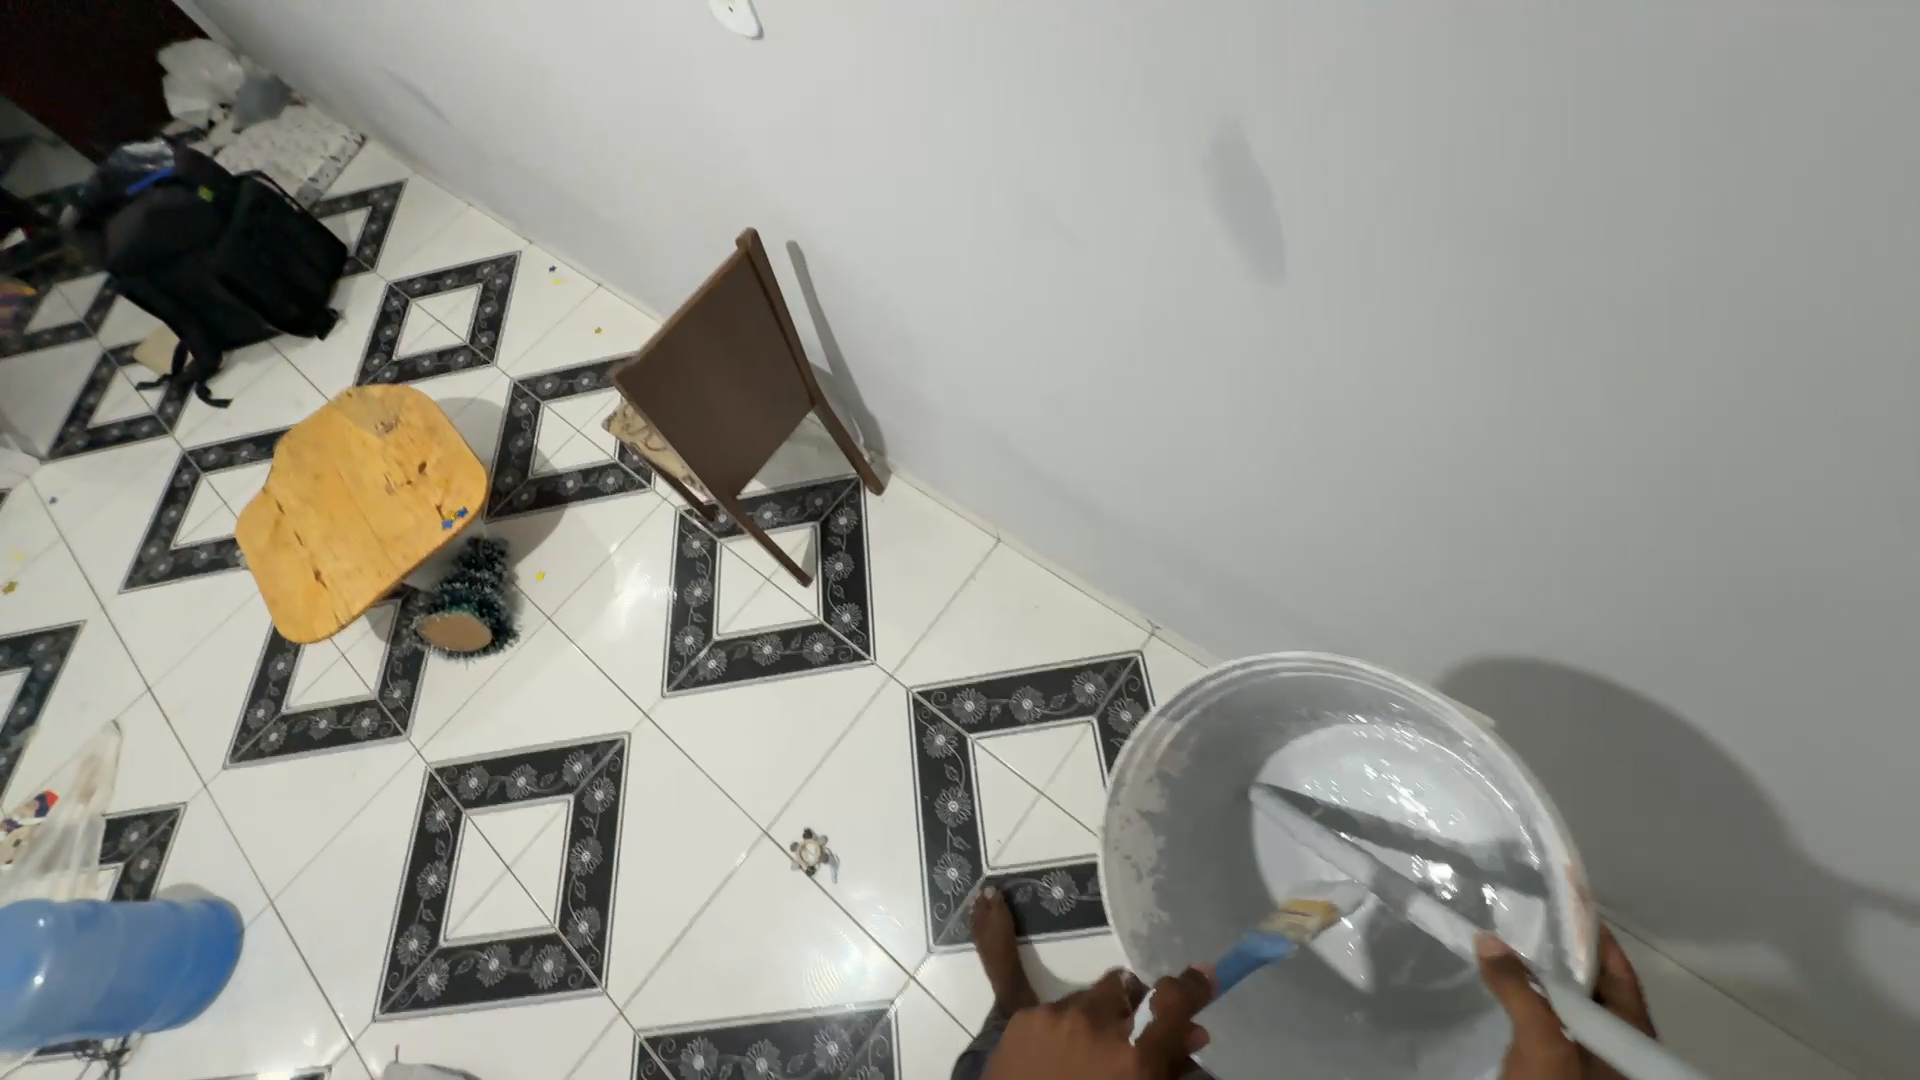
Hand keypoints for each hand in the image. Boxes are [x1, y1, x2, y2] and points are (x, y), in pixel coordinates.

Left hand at [983, 966, 1215, 1079]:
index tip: (1205, 972)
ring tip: (1080, 1056)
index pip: (1174, 1006)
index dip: (1192, 987)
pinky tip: (1053, 1060)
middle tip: (1123, 1035)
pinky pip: (1053, 1011)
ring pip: (1086, 997)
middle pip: (1124, 988)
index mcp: (1133, 1060)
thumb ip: (1168, 1071)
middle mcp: (1095, 1025)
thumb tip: (1194, 1035)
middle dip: (1128, 1005)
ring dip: (1092, 1018)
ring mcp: (1055, 1016)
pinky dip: (1060, 1030)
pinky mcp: (1023, 1017)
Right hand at [1478, 926, 1656, 1079]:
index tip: (1562, 901)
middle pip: (1596, 988)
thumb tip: (1489, 939)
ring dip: (1542, 976)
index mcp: (1633, 1040)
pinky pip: (1553, 1025)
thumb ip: (1519, 990)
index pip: (1620, 975)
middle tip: (1523, 916)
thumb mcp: (1541, 1045)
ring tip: (1507, 943)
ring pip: (1571, 1007)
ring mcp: (1593, 1064)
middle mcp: (1621, 1049)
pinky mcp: (1565, 1073)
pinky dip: (1532, 1001)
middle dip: (1561, 953)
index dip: (1594, 938)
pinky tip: (1504, 989)